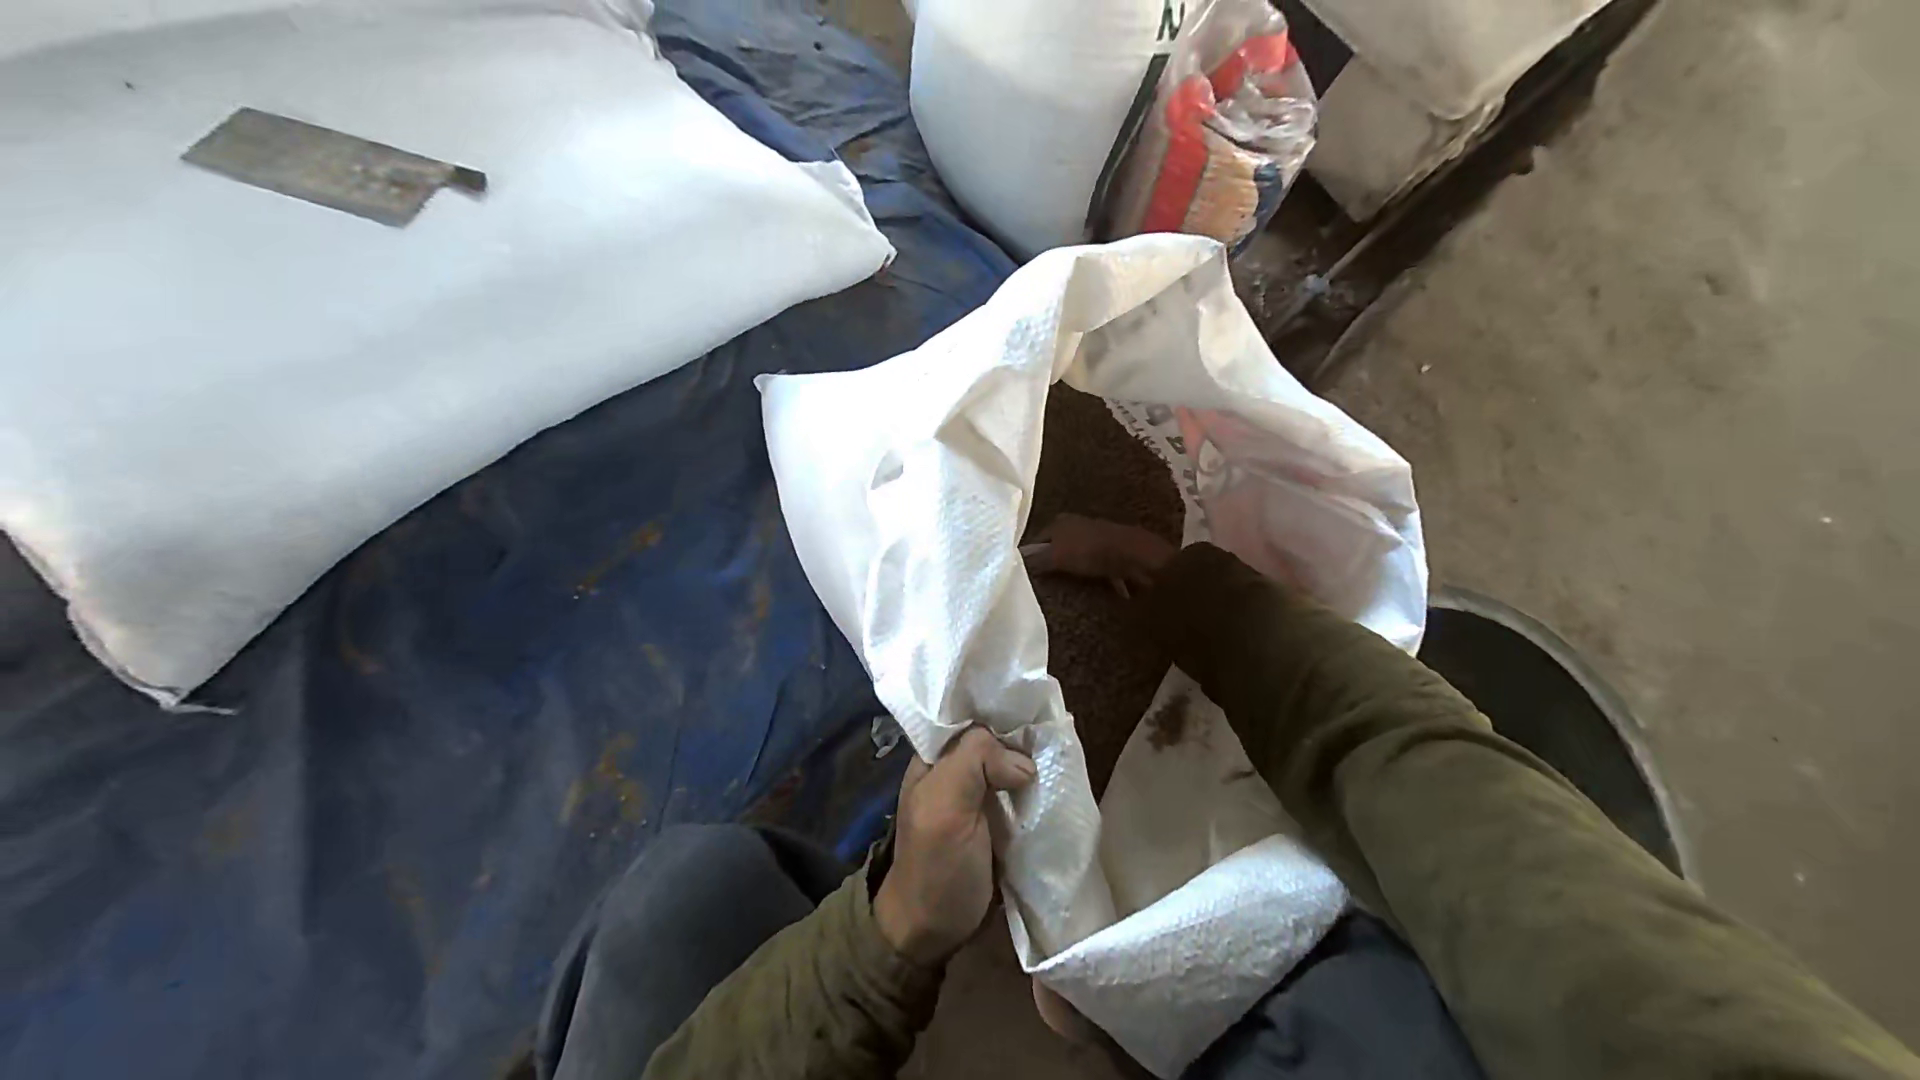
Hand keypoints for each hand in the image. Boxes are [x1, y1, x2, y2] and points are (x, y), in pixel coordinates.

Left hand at [874, 727, 1036, 964]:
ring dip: (1034, 762)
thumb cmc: (934, 865)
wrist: (934, 931)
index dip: (999, 709)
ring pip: (1011, 763)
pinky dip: (1039, 788)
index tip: (1034, 704)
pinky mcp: (1000, 820)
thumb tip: (1023, 761)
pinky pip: (1022, 792)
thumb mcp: (945, 805)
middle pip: (994, 737)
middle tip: (1055, 733)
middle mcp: (957, 768)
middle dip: (1022, 735)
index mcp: (936, 757)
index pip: (969, 715)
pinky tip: (1057, 781)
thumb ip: (974, 761)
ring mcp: (980, 795)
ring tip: (1062, 753)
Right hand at [1025, 513, 1176, 591]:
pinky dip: (1097, 575)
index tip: (1027, 574)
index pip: (1037, 540)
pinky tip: (1098, 588)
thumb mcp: (1055, 557)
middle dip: (1054, 563)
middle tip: (1047, 583)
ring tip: (1071, 589)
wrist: (1129, 554)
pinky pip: (1098, 565)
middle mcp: (1076, 524)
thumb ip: (1036, 560)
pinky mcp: (1112, 549)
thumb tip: (1016, 563)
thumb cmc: (1087, 553)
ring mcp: (1096, 536)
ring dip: (1077, 569)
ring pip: (1078, 555)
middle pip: (1058, 547)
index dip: (1030, 557)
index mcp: (1059, 522)